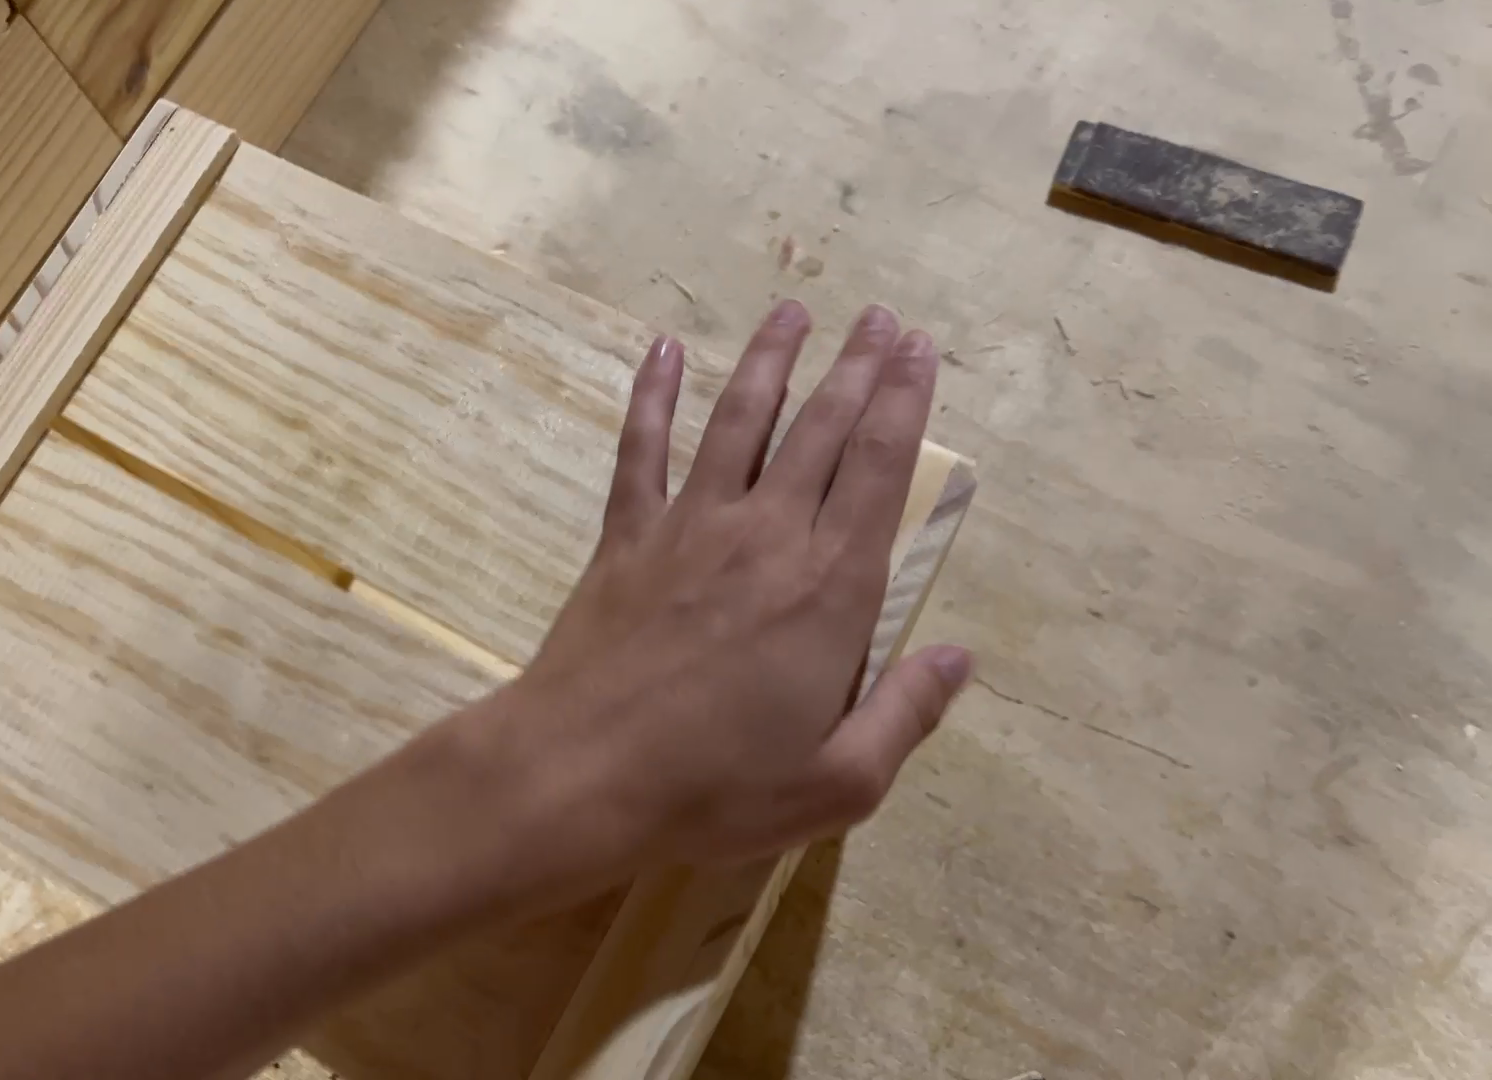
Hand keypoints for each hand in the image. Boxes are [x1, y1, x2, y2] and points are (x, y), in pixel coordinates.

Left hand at [455, 299, 971, 893]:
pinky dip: (651, 396)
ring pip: (738, 421)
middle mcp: (764, 535)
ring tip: (792, 312)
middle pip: (820, 431)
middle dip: (855, 368)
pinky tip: (662, 350)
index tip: (917, 350)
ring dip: (769, 362)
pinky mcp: (625, 535)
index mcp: (829, 589)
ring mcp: (687, 526)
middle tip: (876, 317)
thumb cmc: (713, 788)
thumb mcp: (837, 782)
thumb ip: (905, 713)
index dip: (904, 403)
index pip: (880, 471)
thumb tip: (960, 655)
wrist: (583, 773)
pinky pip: (640, 449)